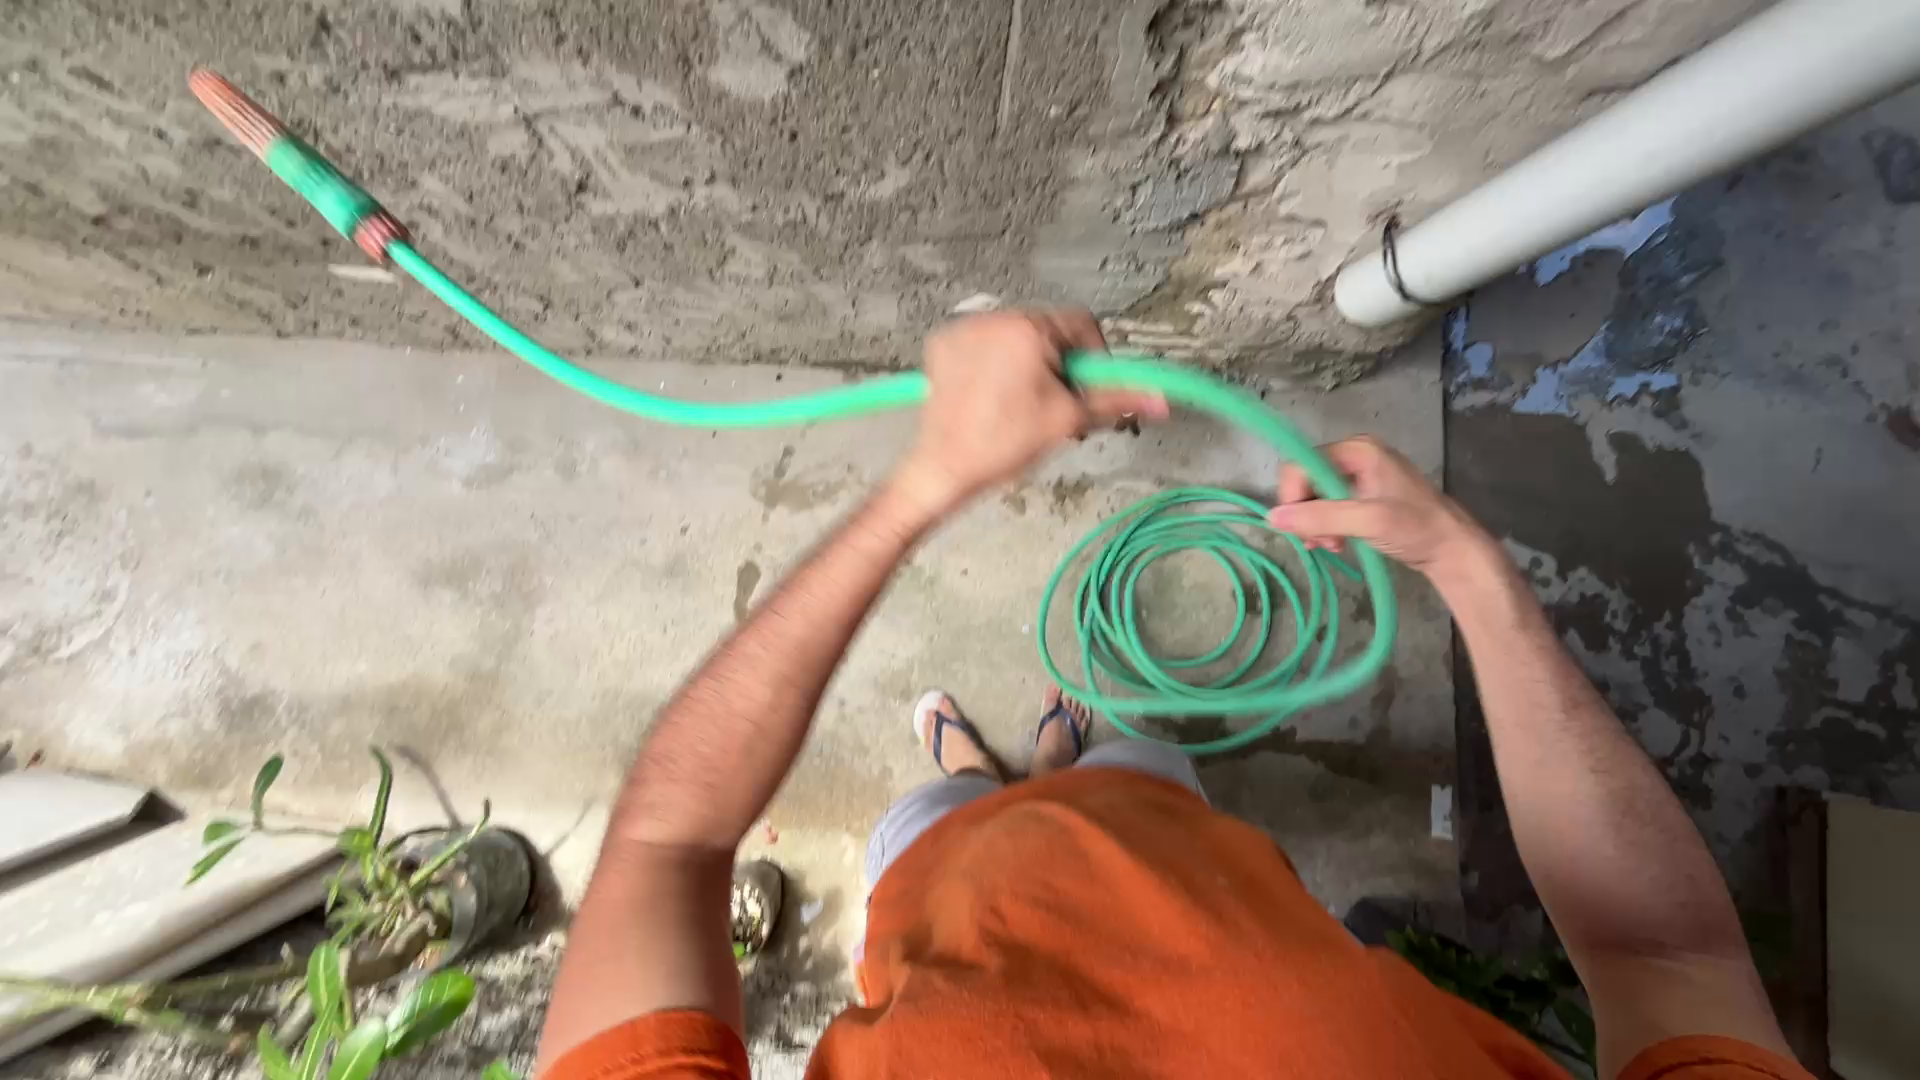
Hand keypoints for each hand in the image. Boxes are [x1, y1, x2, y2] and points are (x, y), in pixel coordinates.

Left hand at [892, 310, 1167, 513]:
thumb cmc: (1003, 445)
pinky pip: (983, 346)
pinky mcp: (942, 346)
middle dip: (1059, 367)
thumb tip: (1159, 399)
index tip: (1087, 389)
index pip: (1082, 325)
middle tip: (1056, 407)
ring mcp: (962, 330)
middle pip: (1048, 332)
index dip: (1094, 359)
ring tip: (1022, 407)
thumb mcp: (1068, 419)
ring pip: (1016, 339)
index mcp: (1027, 328)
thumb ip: (1116, 401)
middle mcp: (992, 317)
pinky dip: (995, 367)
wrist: (944, 469)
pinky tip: (993, 400)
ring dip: (1029, 366)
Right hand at [1266, 436, 1492, 574]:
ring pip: (1310, 496)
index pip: (1300, 466)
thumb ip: (1320, 517)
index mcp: (1356, 449)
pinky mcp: (1358, 495)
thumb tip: (1272, 518)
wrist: (1453, 550)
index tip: (1303, 529)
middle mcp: (1352, 455)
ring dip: (1313, 524)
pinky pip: (1324, 506)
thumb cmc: (1417, 529)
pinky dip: (1323, 527)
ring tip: (1331, 545)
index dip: (1294, 497)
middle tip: (1320, 541)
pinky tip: (1336, 543)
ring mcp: (1356, 475)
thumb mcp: (1368, 521)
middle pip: (1303, 481)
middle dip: (1305, 514)